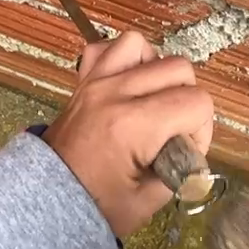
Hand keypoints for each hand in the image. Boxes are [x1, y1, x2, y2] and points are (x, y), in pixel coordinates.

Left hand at [41, 31, 213, 237]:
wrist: (46, 196)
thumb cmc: (96, 204)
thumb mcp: (148, 201)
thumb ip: (181, 171)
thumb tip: (195, 152)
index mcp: (132, 125)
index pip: (196, 101)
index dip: (202, 129)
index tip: (186, 151)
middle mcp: (113, 93)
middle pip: (177, 67)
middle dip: (187, 100)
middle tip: (174, 131)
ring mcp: (94, 80)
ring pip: (140, 44)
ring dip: (156, 69)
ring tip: (153, 101)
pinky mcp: (82, 79)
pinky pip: (105, 47)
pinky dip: (123, 59)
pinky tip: (128, 84)